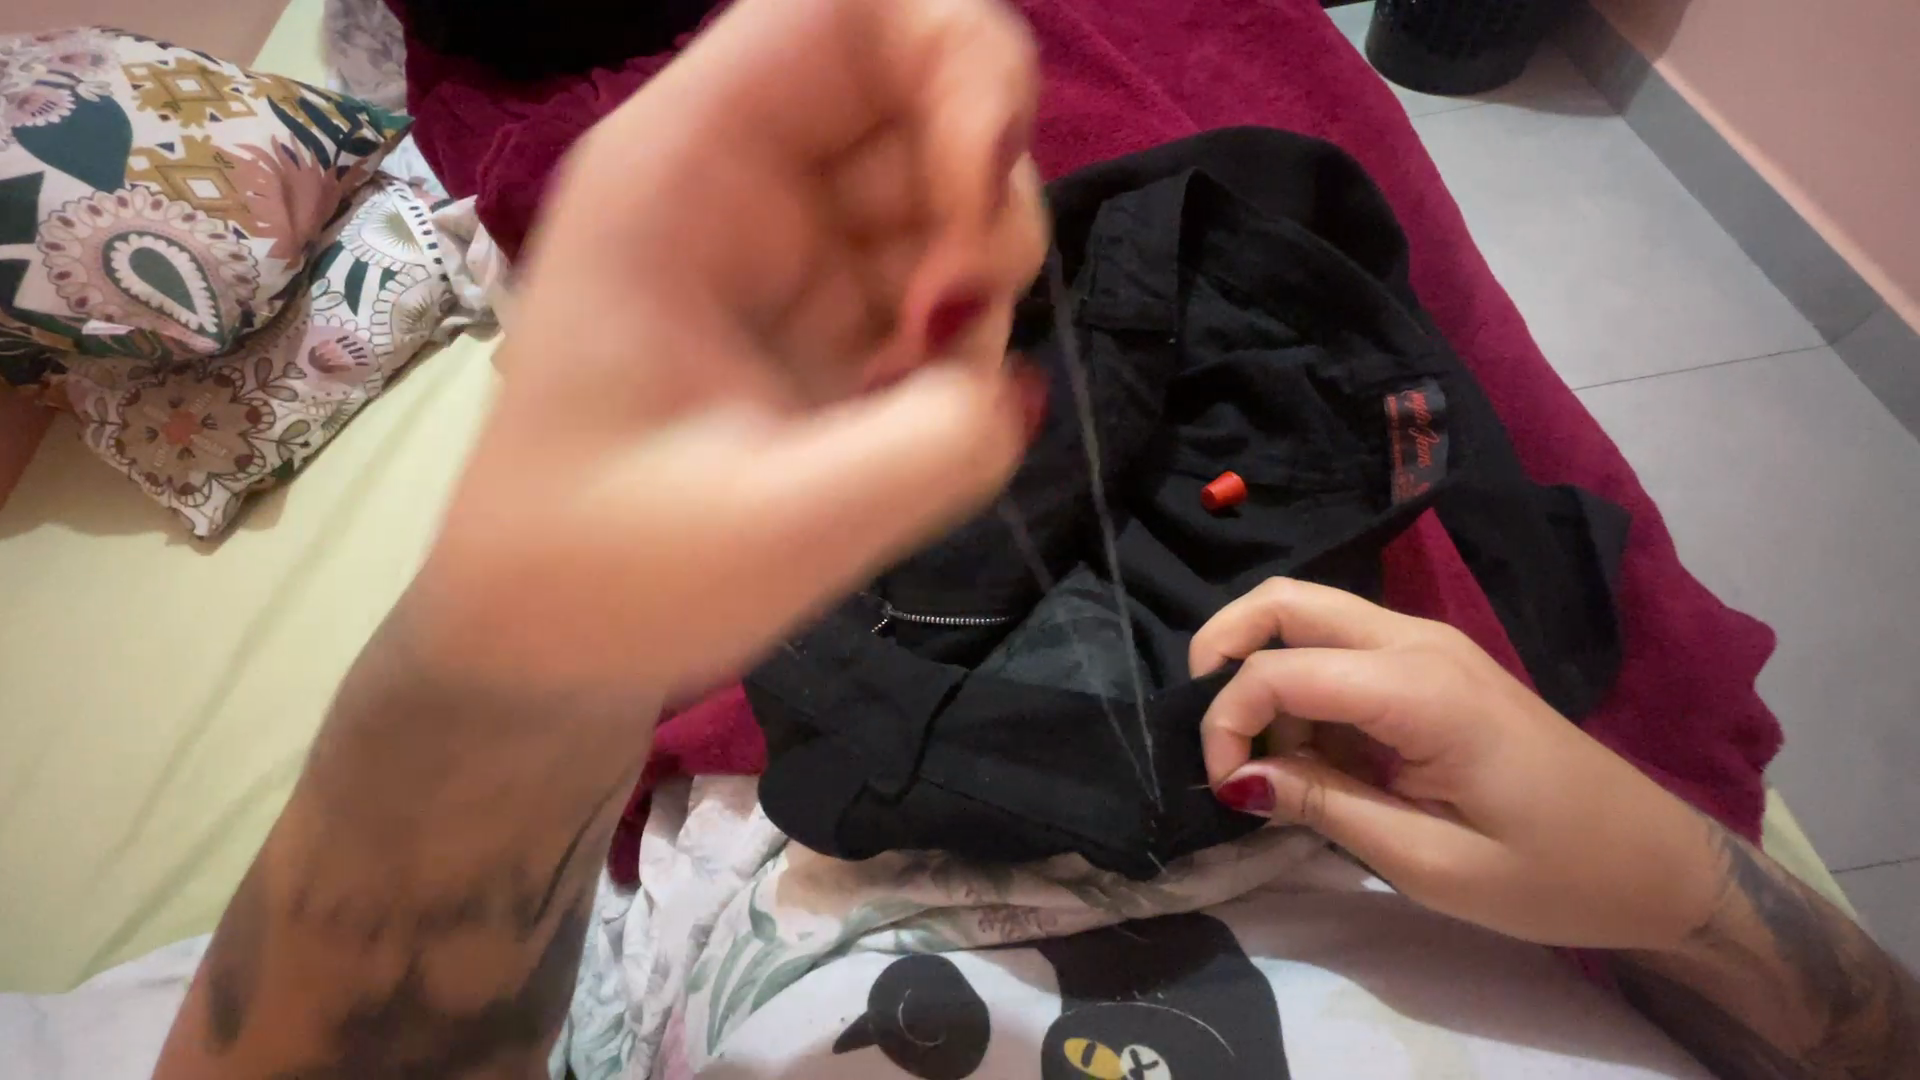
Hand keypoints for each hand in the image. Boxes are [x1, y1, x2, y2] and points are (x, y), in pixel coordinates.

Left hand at [412, 0, 1048, 695]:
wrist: (558, 642)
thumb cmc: (613, 578)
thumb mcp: (774, 527)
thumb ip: (927, 449)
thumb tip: (1017, 385)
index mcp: (688, 174)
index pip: (848, 12)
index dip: (957, 65)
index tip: (980, 201)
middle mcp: (746, 190)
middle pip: (924, 97)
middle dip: (984, 203)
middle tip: (949, 335)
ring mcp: (794, 261)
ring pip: (946, 202)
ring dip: (975, 293)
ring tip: (910, 405)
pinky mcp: (828, 329)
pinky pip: (936, 294)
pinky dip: (957, 354)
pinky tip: (900, 427)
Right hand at [1191, 579, 1724, 951]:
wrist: (1661, 864)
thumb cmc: (1556, 874)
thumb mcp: (1430, 864)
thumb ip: (1322, 806)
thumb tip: (1237, 779)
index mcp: (1420, 689)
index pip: (1279, 671)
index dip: (1226, 722)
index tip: (1224, 788)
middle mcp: (1415, 640)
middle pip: (1282, 600)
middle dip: (1220, 649)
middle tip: (1207, 723)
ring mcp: (1422, 641)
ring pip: (1301, 611)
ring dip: (1258, 667)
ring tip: (1268, 750)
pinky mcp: (1425, 658)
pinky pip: (1331, 643)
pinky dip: (1294, 681)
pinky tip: (1312, 747)